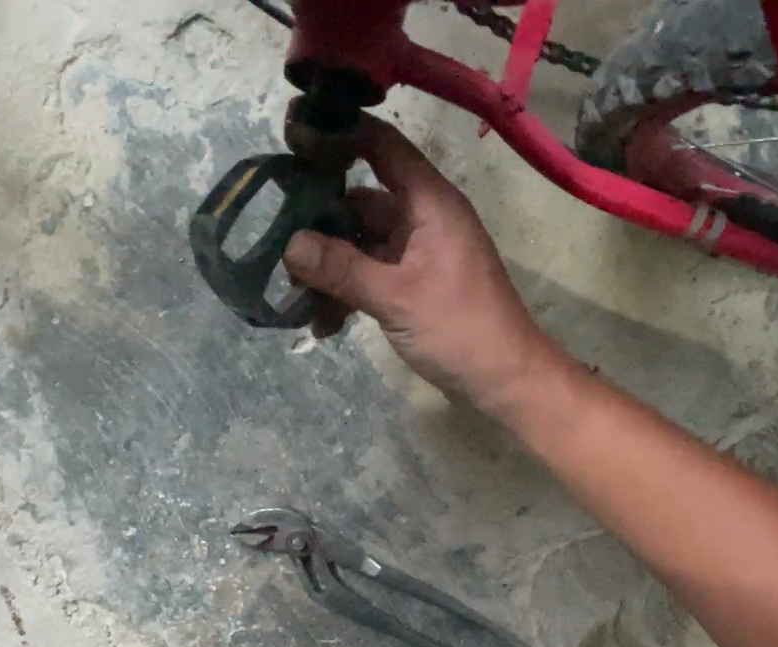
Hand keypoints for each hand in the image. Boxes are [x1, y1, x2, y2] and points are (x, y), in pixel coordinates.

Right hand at [282, 116, 552, 413]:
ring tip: (292, 292)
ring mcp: (416, 254)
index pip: (382, 147)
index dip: (340, 135)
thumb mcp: (396, 297)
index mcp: (429, 202)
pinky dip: (346, 293)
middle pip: (360, 200)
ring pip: (360, 244)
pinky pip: (369, 276)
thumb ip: (342, 269)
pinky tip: (322, 323)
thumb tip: (289, 244)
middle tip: (274, 235)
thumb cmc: (460, 328)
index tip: (292, 138)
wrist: (503, 379)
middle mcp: (422, 219)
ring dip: (328, 267)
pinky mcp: (411, 286)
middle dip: (319, 221)